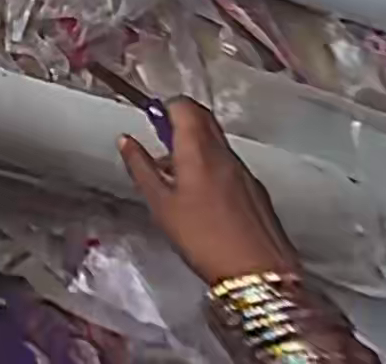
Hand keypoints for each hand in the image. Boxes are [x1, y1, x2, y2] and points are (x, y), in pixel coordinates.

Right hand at [118, 97, 300, 284]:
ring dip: (196, 146)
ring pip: (216, 143)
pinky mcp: (258, 193)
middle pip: (203, 118)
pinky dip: (213, 167)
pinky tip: (204, 199)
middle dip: (182, 121)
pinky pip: (230, 165)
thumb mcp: (160, 204)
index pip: (184, 106)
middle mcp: (224, 153)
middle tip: (163, 143)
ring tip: (178, 178)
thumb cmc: (202, 238)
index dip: (166, 107)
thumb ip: (140, 167)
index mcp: (197, 148)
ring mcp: (245, 172)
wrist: (260, 279)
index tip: (154, 123)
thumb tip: (125, 140)